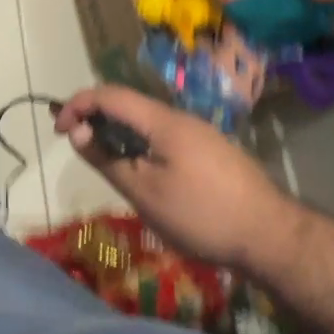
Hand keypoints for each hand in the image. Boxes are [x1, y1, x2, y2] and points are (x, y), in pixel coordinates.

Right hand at [54, 86, 299, 271]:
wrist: (275, 239)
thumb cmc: (202, 215)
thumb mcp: (144, 192)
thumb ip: (107, 158)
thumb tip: (77, 131)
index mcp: (163, 121)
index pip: (109, 94)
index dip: (77, 104)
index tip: (58, 129)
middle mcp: (181, 118)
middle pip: (129, 104)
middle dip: (96, 118)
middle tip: (79, 146)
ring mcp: (201, 134)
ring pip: (148, 122)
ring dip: (120, 134)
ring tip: (109, 164)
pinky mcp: (213, 152)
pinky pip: (166, 137)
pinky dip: (142, 145)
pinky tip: (146, 175)